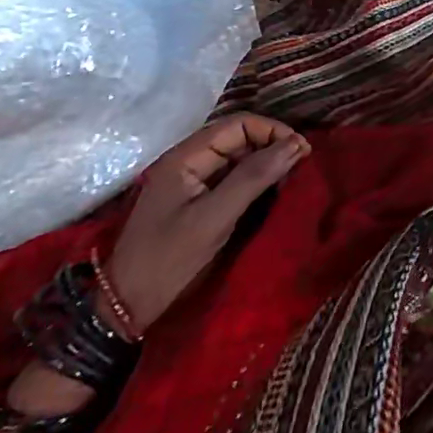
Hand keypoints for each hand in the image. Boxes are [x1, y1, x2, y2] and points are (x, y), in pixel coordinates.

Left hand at [104, 114, 309, 330]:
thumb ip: (253, 178)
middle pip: (240, 139)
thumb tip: (296, 145)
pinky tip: (277, 195)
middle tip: (304, 167)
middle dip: (274, 147)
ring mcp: (195, 184)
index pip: (238, 125)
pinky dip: (259, 184)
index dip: (273, 132)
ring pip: (240, 160)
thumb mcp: (213, 218)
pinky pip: (236, 182)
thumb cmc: (169, 259)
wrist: (128, 307)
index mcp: (185, 157)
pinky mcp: (201, 205)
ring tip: (295, 180)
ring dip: (269, 165)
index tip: (303, 152)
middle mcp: (190, 163)